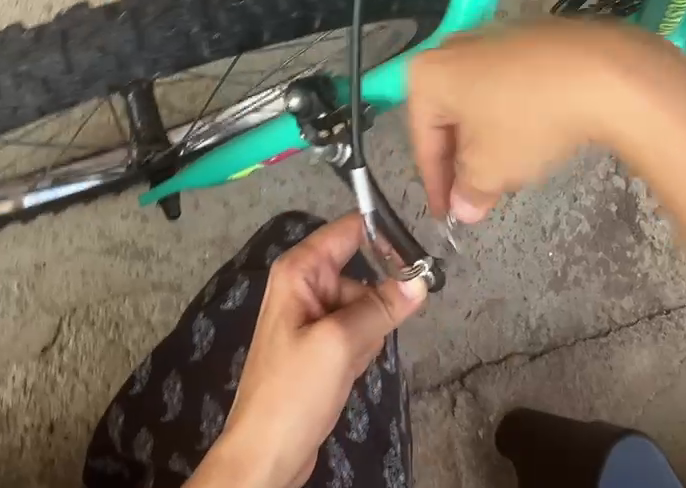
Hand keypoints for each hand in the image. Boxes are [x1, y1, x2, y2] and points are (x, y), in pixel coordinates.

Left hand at [195, 216, 428, 487]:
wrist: (265, 455)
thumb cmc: (293, 391)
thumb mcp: (341, 343)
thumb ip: (382, 307)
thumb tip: (421, 279)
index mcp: (300, 270)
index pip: (348, 230)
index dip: (383, 236)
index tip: (419, 256)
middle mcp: (304, 284)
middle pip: (360, 271)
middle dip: (374, 301)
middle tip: (371, 330)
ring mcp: (311, 316)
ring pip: (363, 305)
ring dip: (368, 331)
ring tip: (350, 360)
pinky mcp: (320, 345)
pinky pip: (356, 331)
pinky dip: (361, 348)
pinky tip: (348, 372)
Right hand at [405, 19, 685, 221]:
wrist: (601, 73)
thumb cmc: (528, 120)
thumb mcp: (491, 168)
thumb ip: (469, 191)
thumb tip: (464, 207)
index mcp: (429, 74)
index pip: (422, 139)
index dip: (434, 184)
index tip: (446, 214)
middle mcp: (452, 48)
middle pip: (449, 116)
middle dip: (463, 160)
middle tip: (478, 196)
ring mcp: (493, 38)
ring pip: (480, 100)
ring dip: (489, 138)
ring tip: (511, 170)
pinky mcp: (530, 37)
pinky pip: (509, 83)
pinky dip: (514, 113)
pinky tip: (537, 136)